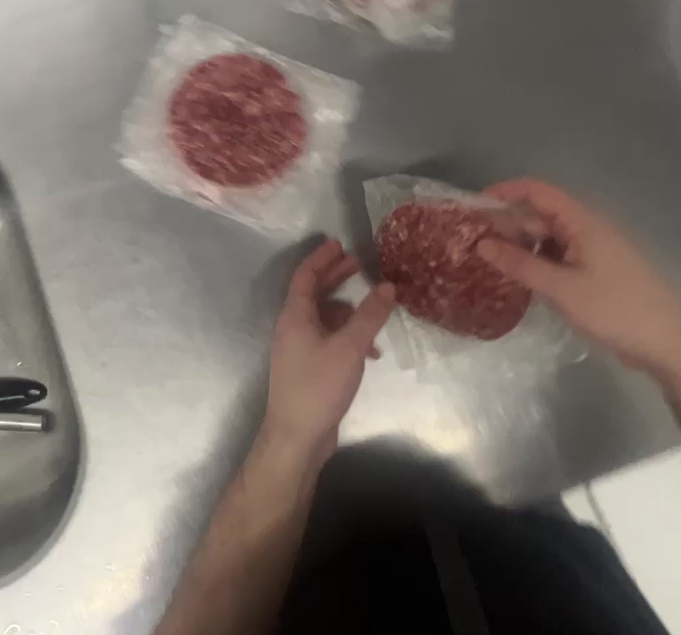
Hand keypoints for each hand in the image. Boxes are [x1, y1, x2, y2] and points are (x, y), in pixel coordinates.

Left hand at [261, 240, 395, 469]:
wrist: (298, 437)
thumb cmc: (318, 386)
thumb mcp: (349, 348)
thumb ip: (369, 316)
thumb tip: (388, 286)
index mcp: (294, 316)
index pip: (305, 276)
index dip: (321, 258)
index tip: (339, 243)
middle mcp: (292, 327)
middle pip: (314, 293)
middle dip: (335, 277)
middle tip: (358, 263)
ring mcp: (299, 349)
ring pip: (324, 318)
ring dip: (347, 310)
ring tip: (373, 309)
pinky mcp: (309, 368)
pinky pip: (329, 340)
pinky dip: (348, 337)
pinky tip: (371, 351)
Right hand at [477, 179, 680, 383]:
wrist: (672, 346)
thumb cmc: (616, 310)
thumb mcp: (561, 288)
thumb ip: (519, 264)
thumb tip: (481, 243)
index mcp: (583, 222)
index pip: (538, 191)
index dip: (505, 192)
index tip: (474, 206)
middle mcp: (589, 229)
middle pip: (541, 214)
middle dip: (508, 223)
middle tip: (474, 241)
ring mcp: (596, 251)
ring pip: (550, 238)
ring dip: (522, 245)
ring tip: (491, 262)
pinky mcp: (599, 272)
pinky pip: (561, 256)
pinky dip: (539, 262)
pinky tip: (522, 280)